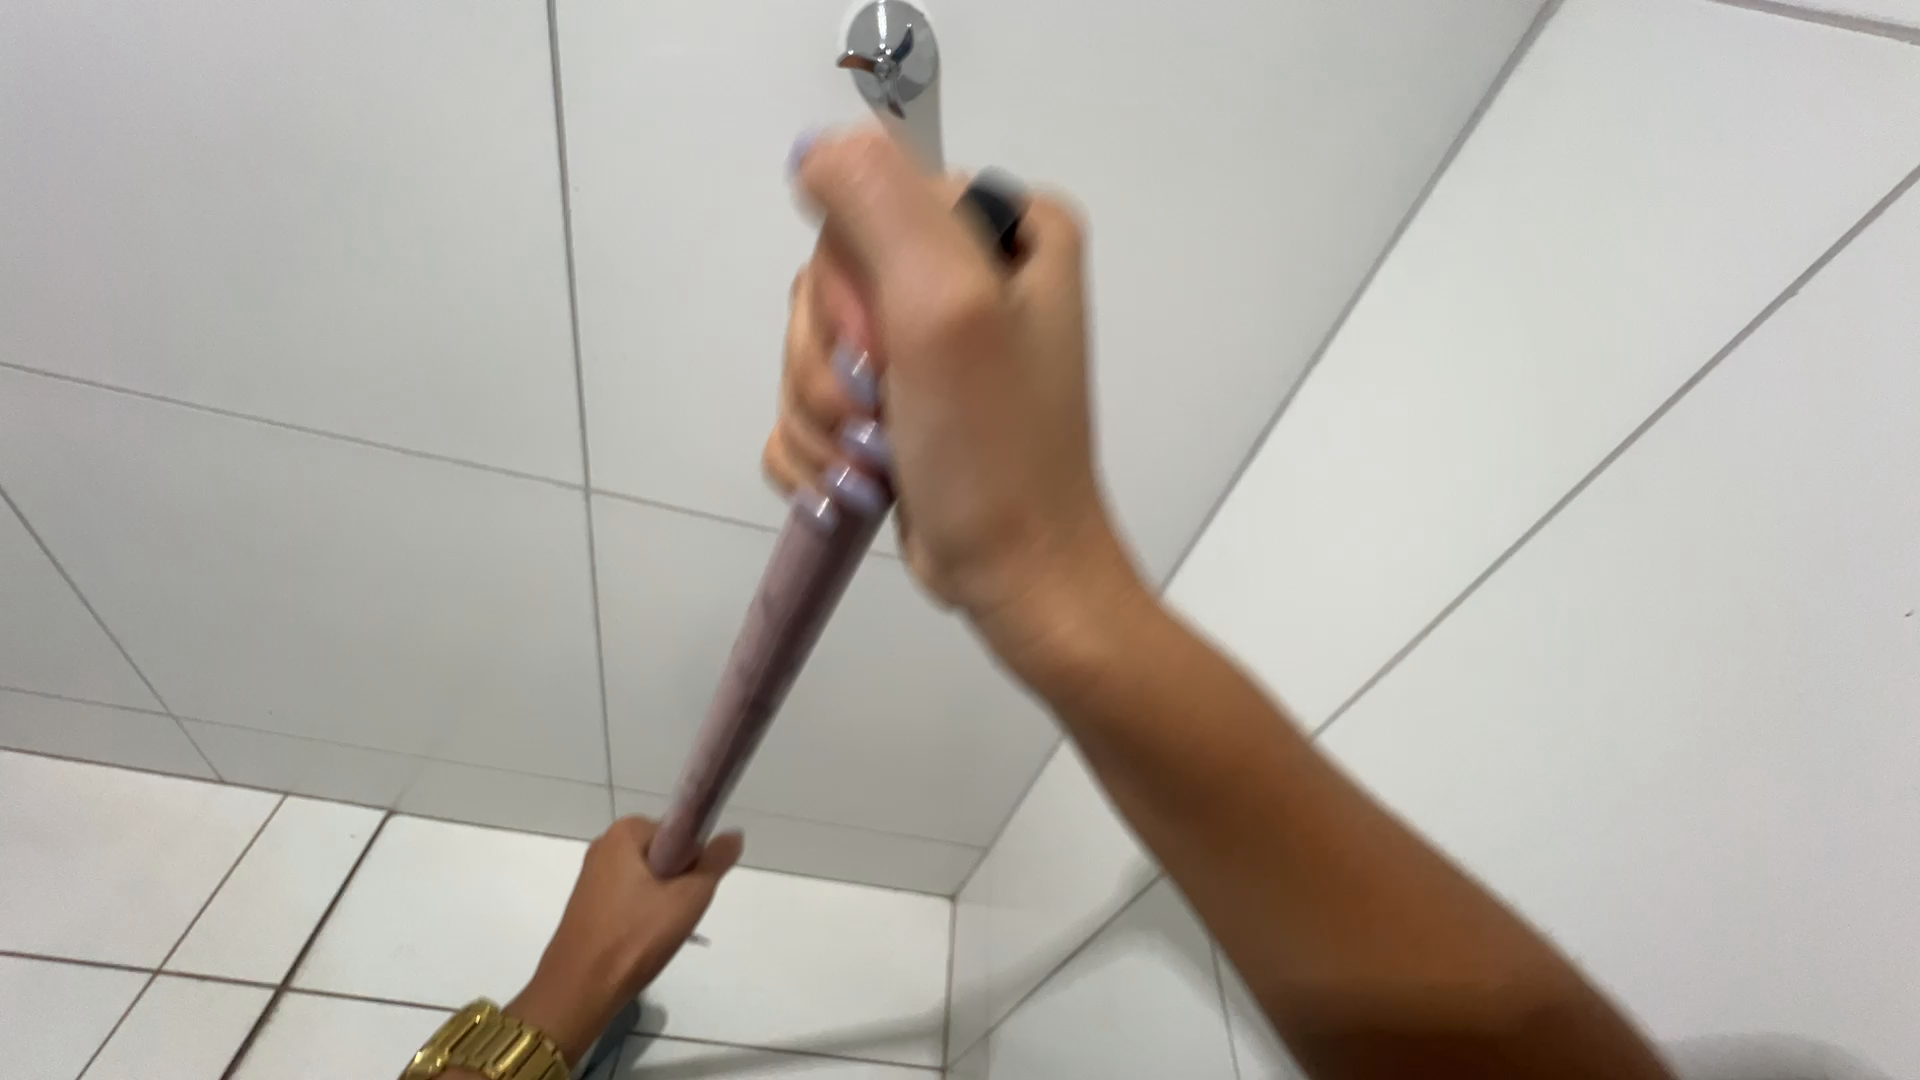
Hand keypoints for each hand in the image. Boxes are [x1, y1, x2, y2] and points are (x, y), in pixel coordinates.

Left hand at [508, 817, 741, 1063]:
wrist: (576, 996)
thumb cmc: (634, 939)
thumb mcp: (689, 897)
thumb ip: (716, 860)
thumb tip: (734, 834)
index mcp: (624, 832)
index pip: (680, 831)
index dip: (694, 859)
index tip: (690, 890)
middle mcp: (605, 846)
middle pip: (665, 853)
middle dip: (679, 881)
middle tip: (678, 914)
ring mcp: (592, 877)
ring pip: (649, 878)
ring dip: (662, 901)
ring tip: (659, 933)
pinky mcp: (586, 905)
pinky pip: (630, 898)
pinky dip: (642, 915)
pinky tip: (642, 942)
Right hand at [768, 129, 1144, 672]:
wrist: (1015, 574)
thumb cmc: (995, 452)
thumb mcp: (947, 309)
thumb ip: (879, 201)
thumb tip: (810, 152)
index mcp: (999, 231)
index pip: (864, 206)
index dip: (852, 290)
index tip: (891, 353)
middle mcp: (962, 277)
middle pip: (826, 288)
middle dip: (834, 371)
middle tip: (883, 421)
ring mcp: (923, 347)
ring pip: (807, 353)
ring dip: (826, 422)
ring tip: (877, 465)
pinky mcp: (892, 406)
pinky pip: (807, 408)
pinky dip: (818, 453)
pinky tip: (855, 486)